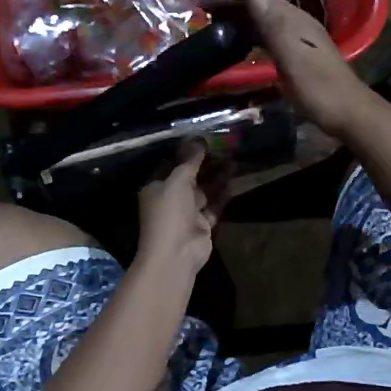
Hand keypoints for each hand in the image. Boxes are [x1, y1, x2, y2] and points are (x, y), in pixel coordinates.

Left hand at [136, 141, 221, 277]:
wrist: (177, 252)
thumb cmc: (170, 212)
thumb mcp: (177, 181)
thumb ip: (189, 162)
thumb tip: (198, 141)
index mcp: (156, 187)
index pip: (171, 165)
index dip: (186, 153)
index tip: (204, 139)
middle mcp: (170, 198)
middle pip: (190, 177)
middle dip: (205, 164)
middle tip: (223, 147)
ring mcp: (187, 213)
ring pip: (204, 190)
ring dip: (217, 177)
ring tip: (233, 159)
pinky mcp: (202, 224)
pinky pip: (214, 205)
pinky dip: (223, 194)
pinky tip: (235, 180)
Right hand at [200, 0, 372, 137]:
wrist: (348, 112)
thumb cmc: (319, 89)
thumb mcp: (293, 57)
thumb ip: (272, 24)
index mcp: (292, 19)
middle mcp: (293, 22)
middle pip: (257, 1)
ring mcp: (295, 38)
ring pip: (260, 17)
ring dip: (236, 13)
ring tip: (210, 16)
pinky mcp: (295, 55)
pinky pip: (266, 34)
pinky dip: (247, 31)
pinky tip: (237, 40)